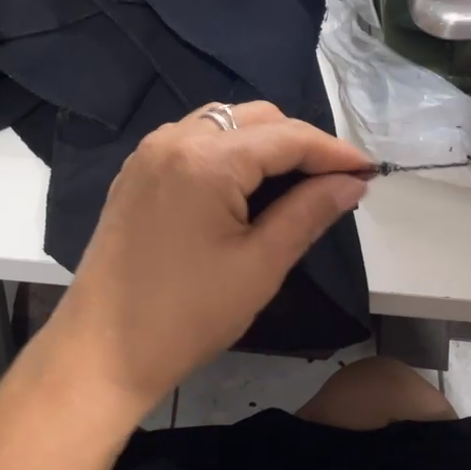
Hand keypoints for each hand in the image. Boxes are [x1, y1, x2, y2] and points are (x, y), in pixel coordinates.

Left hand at [45, 102, 372, 413]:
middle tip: (335, 180)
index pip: (287, 137)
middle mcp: (174, 139)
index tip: (369, 170)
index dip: (333, 151)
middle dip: (300, 142)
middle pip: (255, 118)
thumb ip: (308, 213)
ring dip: (264, 142)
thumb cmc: (186, 315)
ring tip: (297, 180)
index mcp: (206, 159)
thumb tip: (351, 183)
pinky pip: (193, 140)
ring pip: (223, 122)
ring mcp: (149, 153)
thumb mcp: (259, 266)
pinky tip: (246, 184)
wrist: (101, 351)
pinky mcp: (136, 173)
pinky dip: (228, 150)